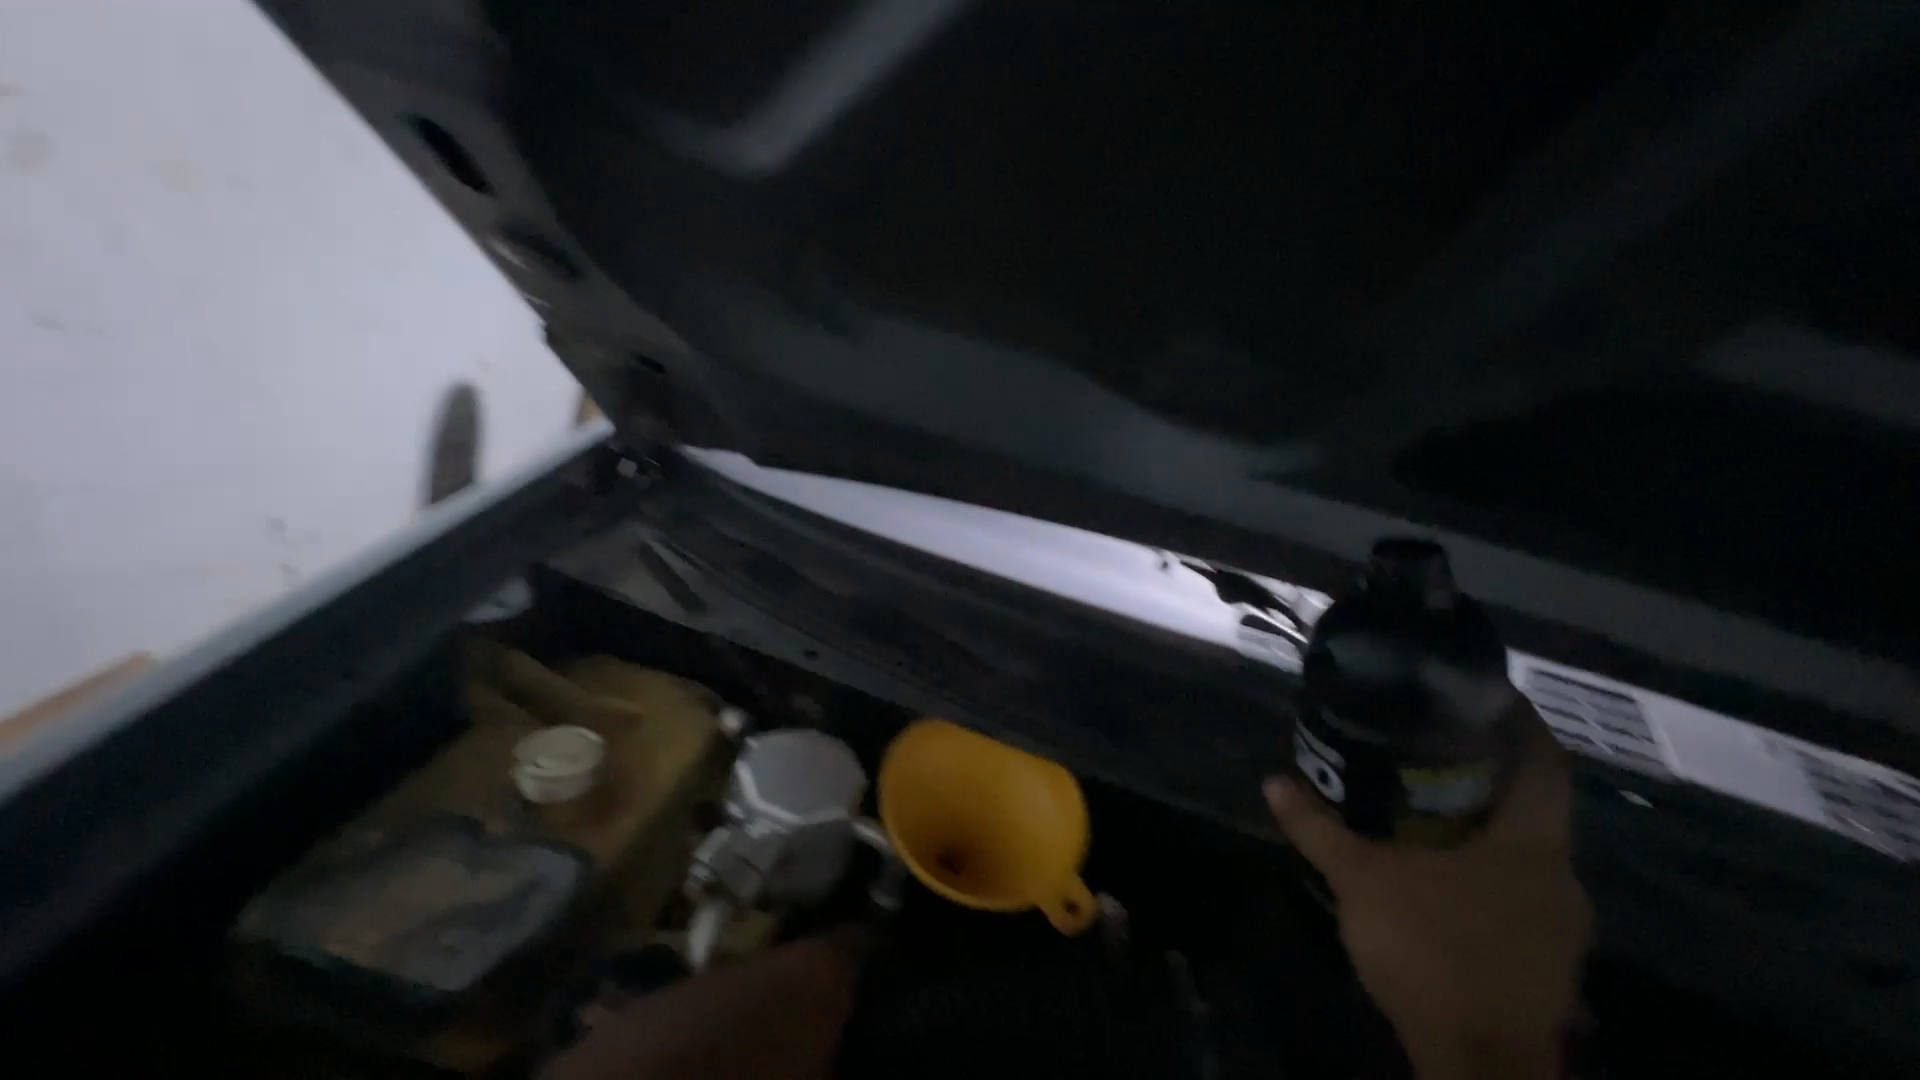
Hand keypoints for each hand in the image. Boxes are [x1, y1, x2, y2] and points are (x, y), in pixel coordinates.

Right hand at [1264, 706, 1591, 1079]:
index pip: (1545, 764)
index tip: (1487, 694)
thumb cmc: (1431, 951)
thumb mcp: (1361, 880)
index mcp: (1531, 846)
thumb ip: (1319, 828)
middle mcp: (1561, 877)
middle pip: (1538, 806)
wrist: (1478, 1062)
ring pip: (1531, 853)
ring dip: (1491, 825)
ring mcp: (1561, 924)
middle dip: (1494, 772)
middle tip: (1438, 745)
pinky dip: (1491, 868)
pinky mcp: (1548, 959)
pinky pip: (1523, 892)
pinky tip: (1445, 872)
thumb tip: (1274, 782)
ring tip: (1434, 802)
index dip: (1523, 722)